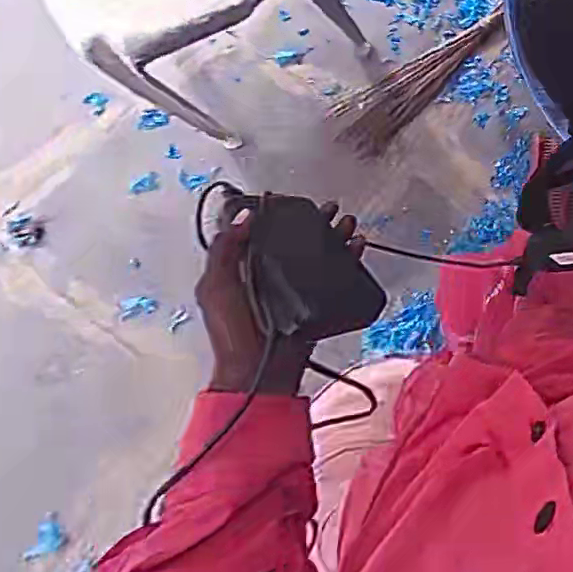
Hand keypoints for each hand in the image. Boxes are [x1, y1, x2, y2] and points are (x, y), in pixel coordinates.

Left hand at [196, 201, 363, 392]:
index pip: (261, 232)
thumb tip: (246, 216)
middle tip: (328, 208)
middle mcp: (271, 273)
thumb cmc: (234, 332)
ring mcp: (296, 285)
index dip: (277, 214)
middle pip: (297, 239)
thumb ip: (225, 250)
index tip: (291, 201)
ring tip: (347, 222)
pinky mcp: (317, 298)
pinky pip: (338, 273)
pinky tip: (356, 246)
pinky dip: (350, 257)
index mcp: (243, 266)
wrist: (262, 369)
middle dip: (315, 221)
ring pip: (320, 252)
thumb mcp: (216, 286)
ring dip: (336, 235)